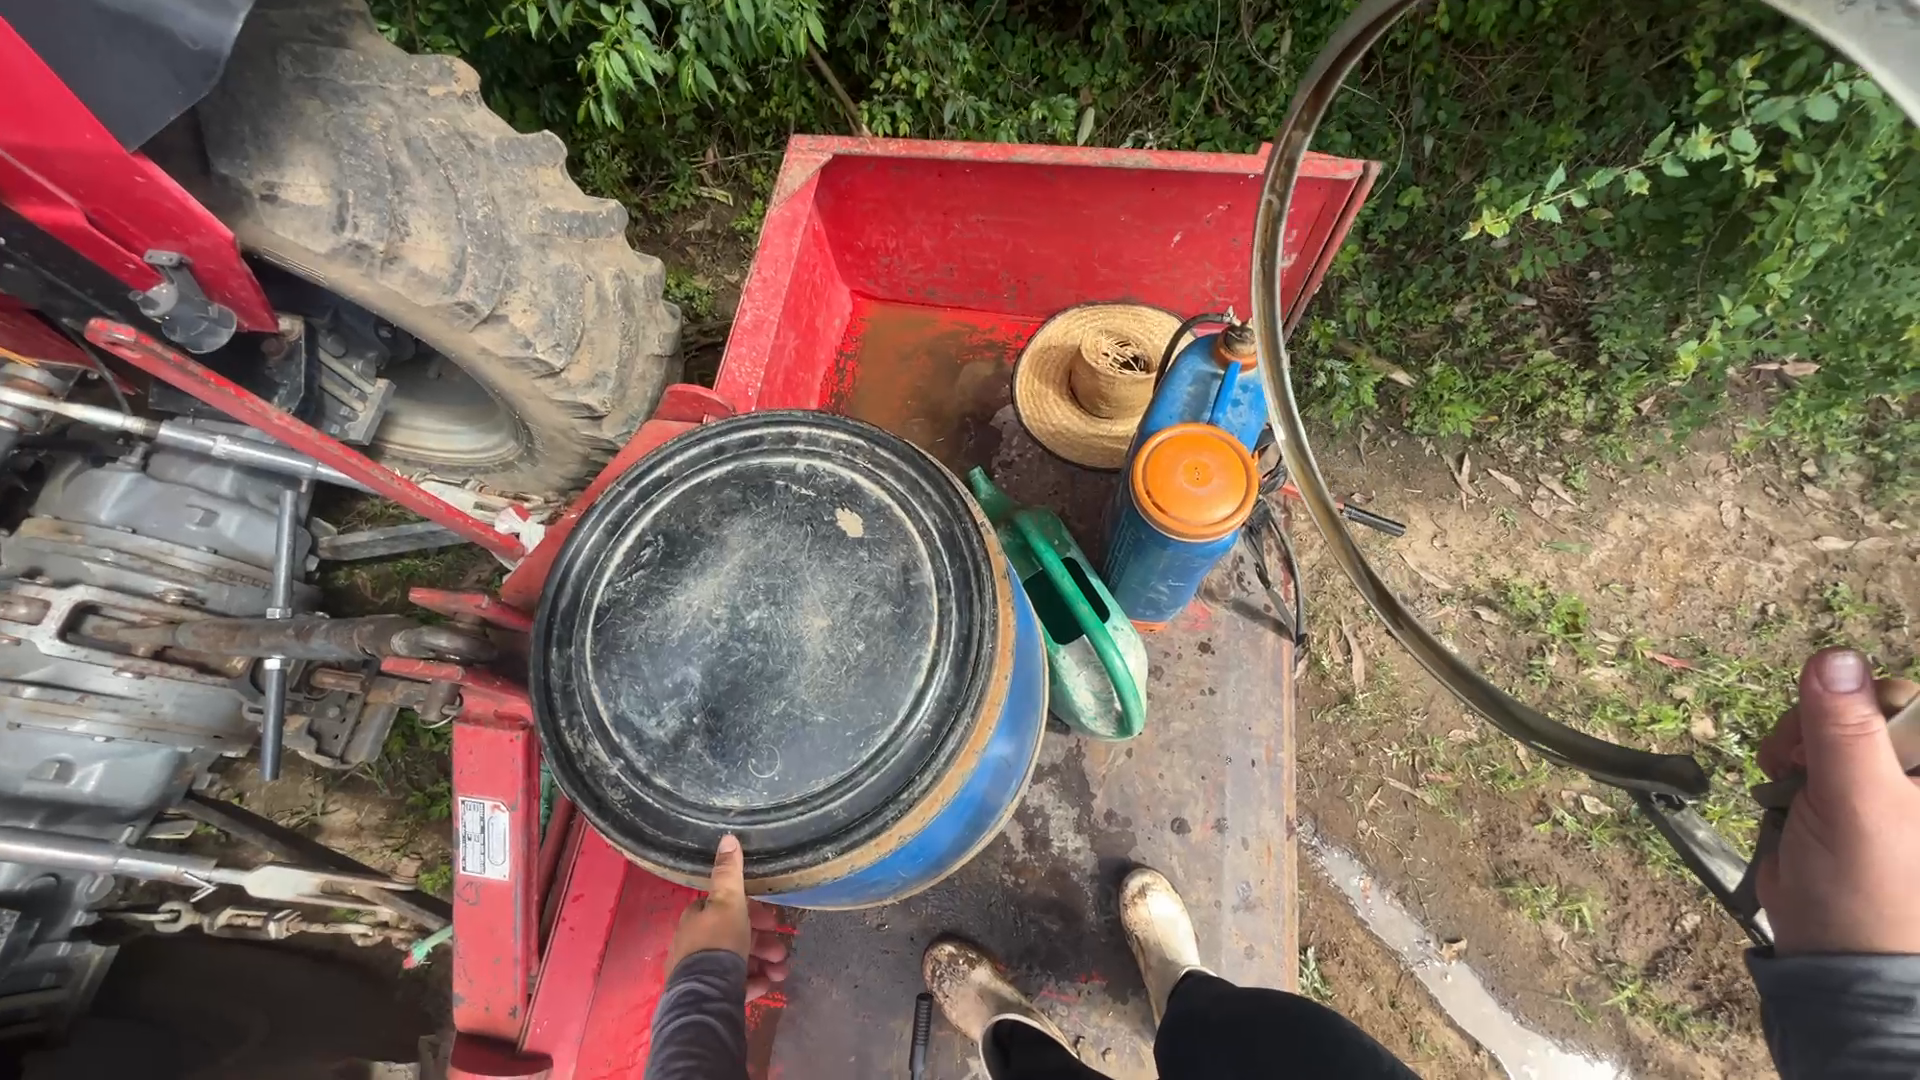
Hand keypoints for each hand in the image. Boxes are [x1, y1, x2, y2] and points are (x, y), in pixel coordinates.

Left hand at [666, 834, 791, 999]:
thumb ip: (729, 871)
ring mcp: (700, 974)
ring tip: (782, 972)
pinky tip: (767, 986)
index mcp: (698, 918)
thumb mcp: (728, 900)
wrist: (705, 997)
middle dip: (764, 941)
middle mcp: (695, 945)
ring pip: (737, 962)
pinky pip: (734, 986)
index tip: (774, 920)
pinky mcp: (707, 997)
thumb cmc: (719, 941)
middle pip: (735, 936)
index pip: (727, 907)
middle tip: (783, 951)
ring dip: (763, 962)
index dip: (754, 911)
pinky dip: (753, 983)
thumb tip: (727, 836)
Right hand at [1756, 647, 1919, 954]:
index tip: (1830, 743)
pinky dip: (1784, 762)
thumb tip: (1833, 655)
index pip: (1905, 699)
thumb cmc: (1871, 882)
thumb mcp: (1858, 801)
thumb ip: (1844, 730)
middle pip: (1857, 706)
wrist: (1841, 944)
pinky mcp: (1843, 791)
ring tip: (1788, 780)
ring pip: (1824, 725)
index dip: (1857, 707)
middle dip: (1814, 728)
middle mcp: (1917, 772)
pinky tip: (1783, 786)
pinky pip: (1807, 750)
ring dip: (1792, 745)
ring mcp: (1884, 781)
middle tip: (1802, 767)